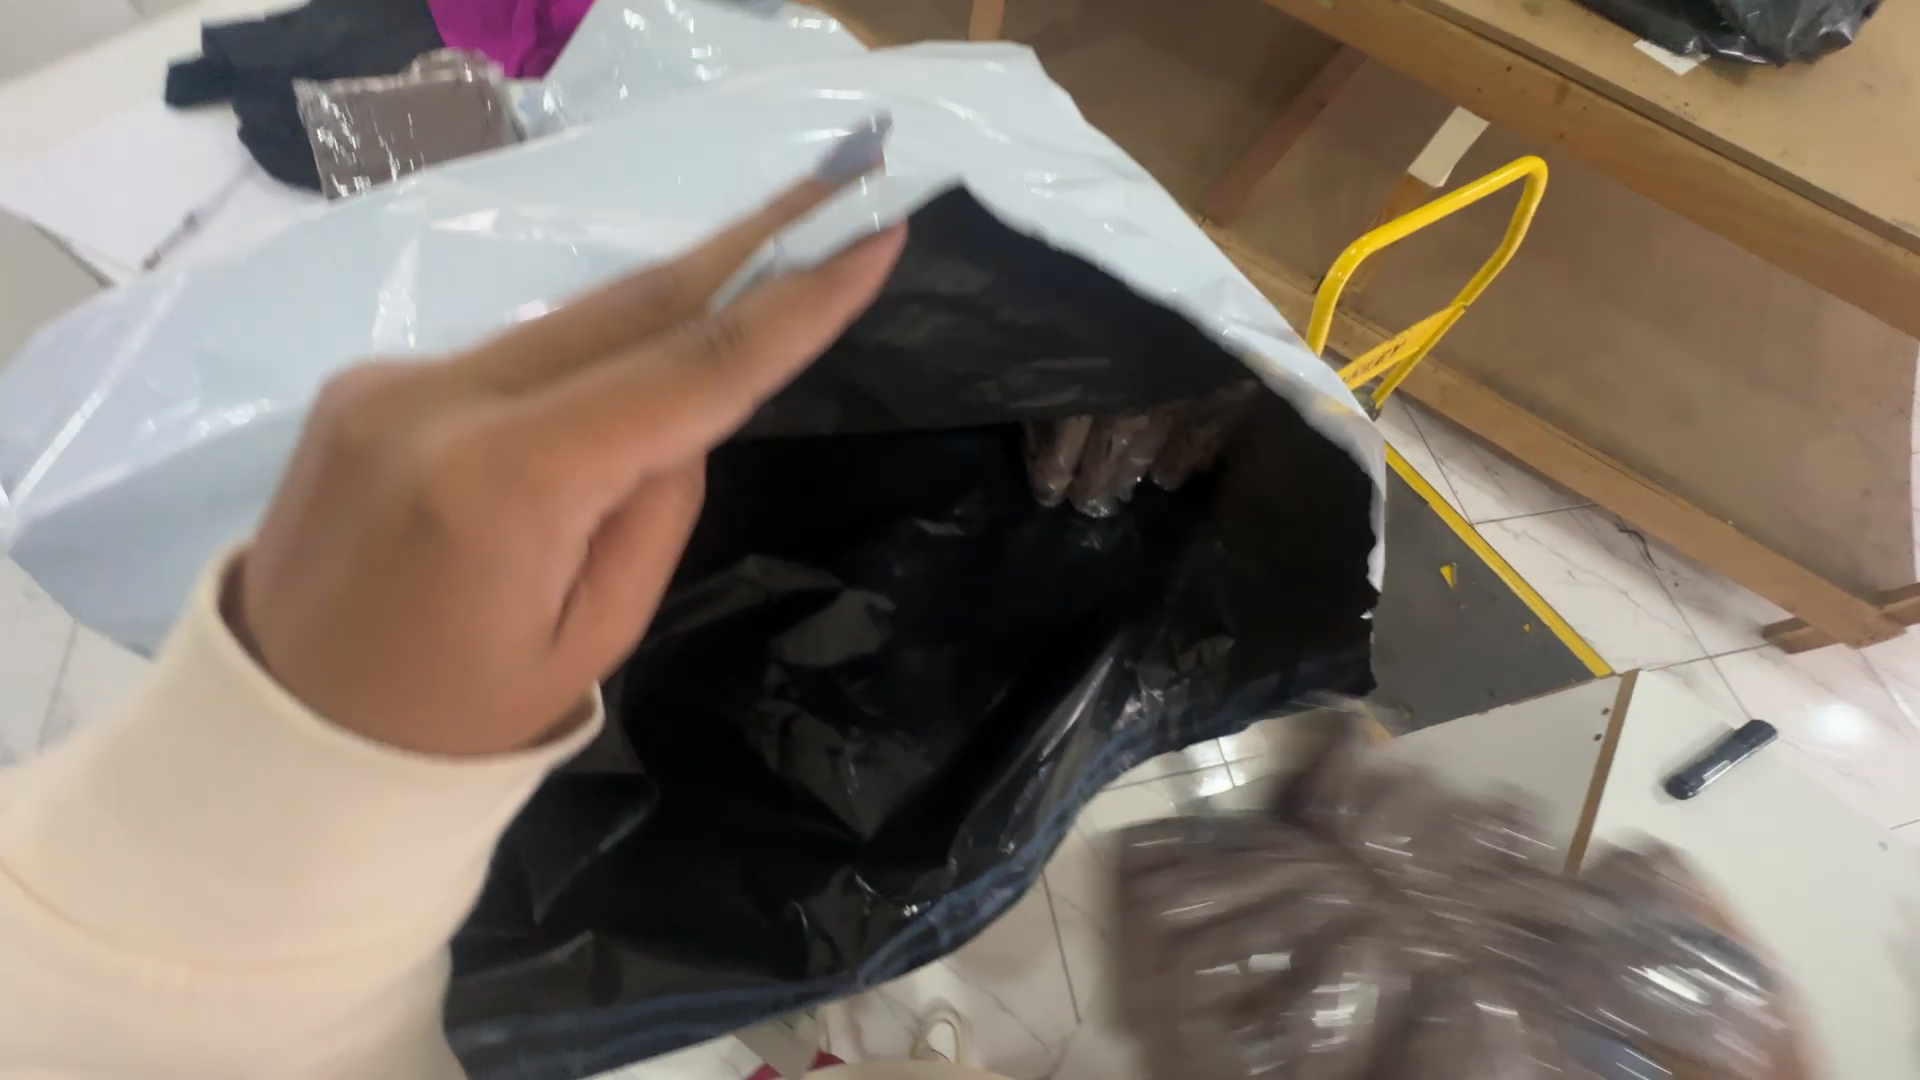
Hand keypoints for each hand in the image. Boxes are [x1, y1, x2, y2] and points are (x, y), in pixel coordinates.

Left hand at [229, 154, 905, 756]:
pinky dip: (618, 339)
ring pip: (587, 317)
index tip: (869, 237)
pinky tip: (660, 348)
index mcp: (507, 482)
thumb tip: (681, 417)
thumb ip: (658, 505)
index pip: (688, 371)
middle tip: (842, 186)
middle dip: (753, 242)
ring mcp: (399, 376)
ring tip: (779, 242)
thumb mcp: (601, 631)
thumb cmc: (466, 714)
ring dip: (692, 284)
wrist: (287, 732)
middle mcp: (441, 397)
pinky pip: (538, 347)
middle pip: (637, 304)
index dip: (792, 301)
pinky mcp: (383, 380)